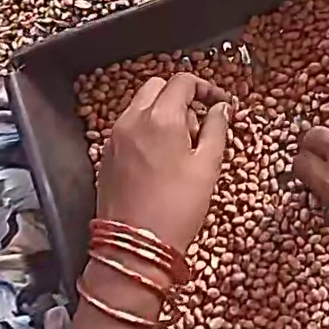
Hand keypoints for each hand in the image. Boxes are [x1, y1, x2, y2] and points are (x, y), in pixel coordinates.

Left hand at [96, 73, 232, 249]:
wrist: (135, 247)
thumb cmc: (177, 207)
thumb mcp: (207, 166)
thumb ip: (217, 128)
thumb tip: (222, 108)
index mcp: (160, 118)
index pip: (183, 82)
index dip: (206, 88)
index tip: (221, 105)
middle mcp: (132, 120)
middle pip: (158, 87)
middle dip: (181, 98)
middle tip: (200, 125)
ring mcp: (115, 137)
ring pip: (141, 106)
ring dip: (164, 113)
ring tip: (183, 147)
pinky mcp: (107, 155)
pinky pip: (129, 128)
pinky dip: (147, 130)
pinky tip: (162, 160)